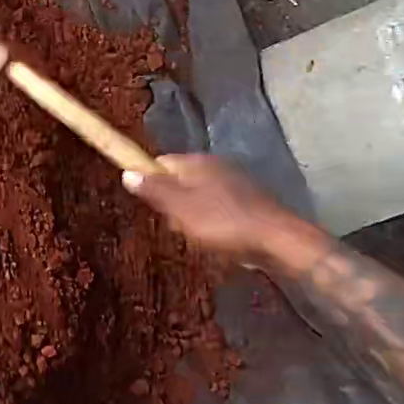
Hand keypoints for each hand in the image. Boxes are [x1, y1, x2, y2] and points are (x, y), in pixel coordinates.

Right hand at [123, 155, 315, 260]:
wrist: (277, 240)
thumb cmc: (223, 222)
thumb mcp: (180, 208)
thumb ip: (154, 190)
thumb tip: (126, 173)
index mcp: (197, 162)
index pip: (161, 162)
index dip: (151, 182)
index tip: (152, 205)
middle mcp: (215, 165)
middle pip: (179, 180)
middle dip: (173, 203)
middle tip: (176, 225)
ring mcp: (233, 183)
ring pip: (199, 196)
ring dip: (192, 216)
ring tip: (198, 236)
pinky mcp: (247, 202)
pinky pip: (218, 208)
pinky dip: (213, 222)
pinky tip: (217, 239)